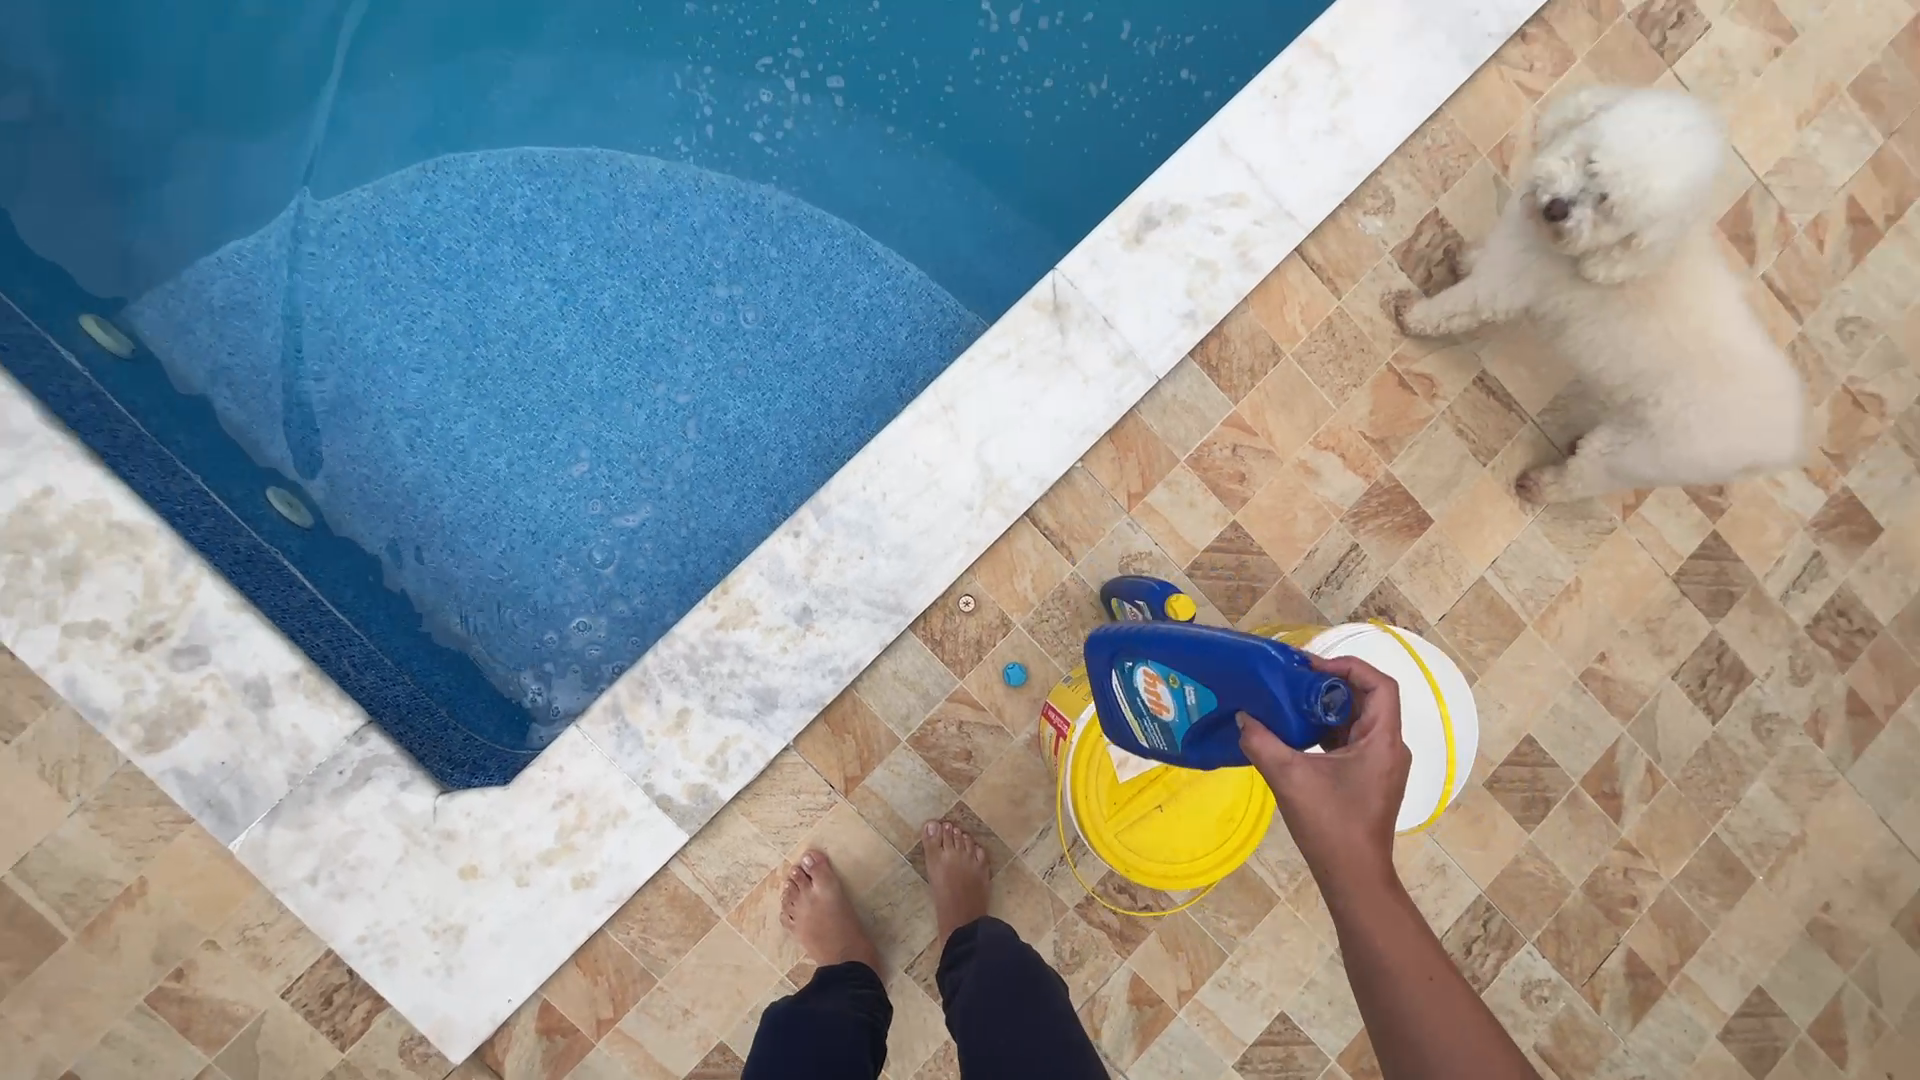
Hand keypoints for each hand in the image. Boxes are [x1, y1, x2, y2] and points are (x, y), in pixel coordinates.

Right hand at [1237, 655, 1411, 892]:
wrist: (1352, 876)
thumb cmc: (1330, 824)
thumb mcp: (1289, 777)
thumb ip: (1261, 742)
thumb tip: (1242, 717)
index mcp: (1383, 741)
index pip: (1380, 685)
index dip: (1348, 666)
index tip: (1310, 666)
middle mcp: (1388, 747)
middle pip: (1366, 698)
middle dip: (1329, 683)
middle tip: (1291, 679)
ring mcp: (1380, 764)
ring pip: (1356, 719)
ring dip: (1324, 706)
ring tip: (1287, 700)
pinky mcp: (1367, 777)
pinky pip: (1348, 739)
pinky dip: (1324, 728)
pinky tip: (1293, 732)